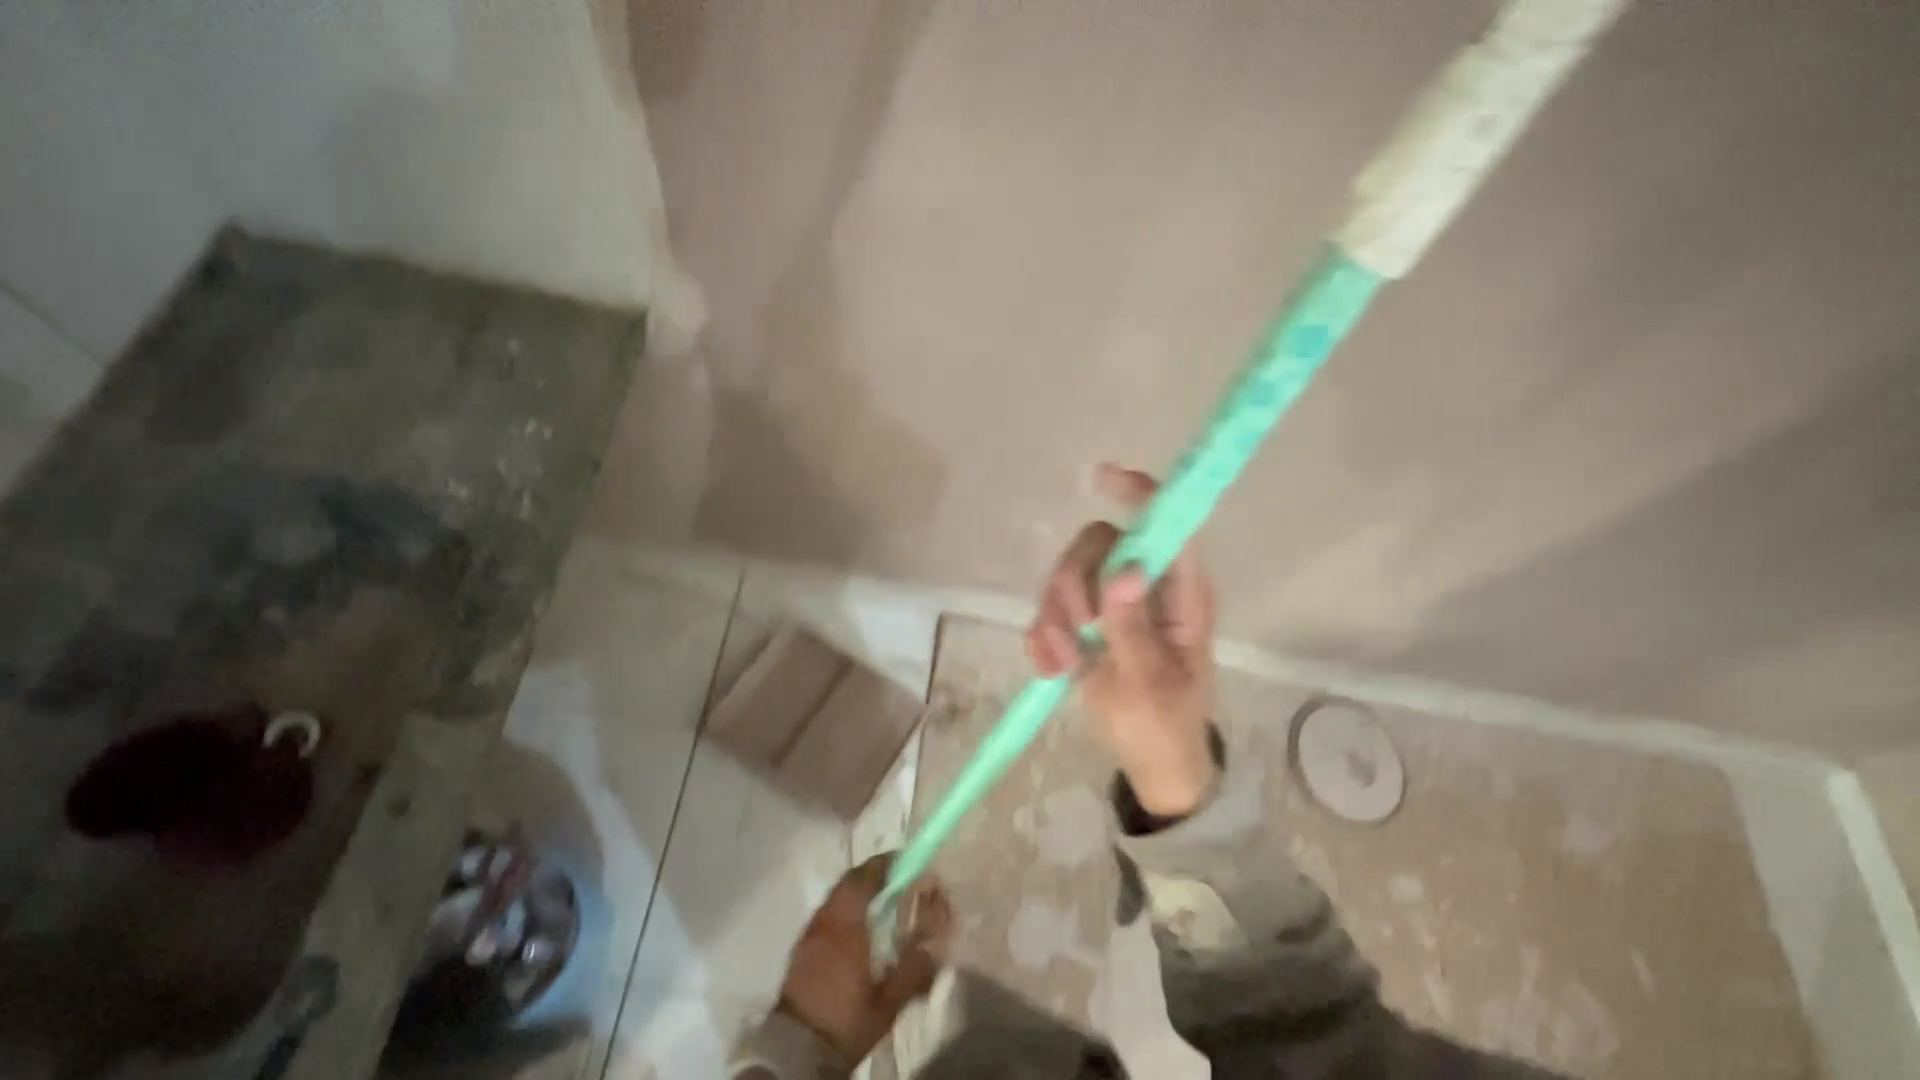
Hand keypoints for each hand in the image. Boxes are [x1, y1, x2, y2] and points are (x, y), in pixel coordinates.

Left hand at [776, 854, 953, 1066]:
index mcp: (846, 927)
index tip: (904, 860)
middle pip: (847, 883)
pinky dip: (843, 908)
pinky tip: (857, 927)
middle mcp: (824, 921)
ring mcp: (809, 934)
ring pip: (834, 897)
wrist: (798, 1050)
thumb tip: (938, 944)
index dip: (883, 864)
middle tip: (897, 879)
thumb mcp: (889, 1002)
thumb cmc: (846, 1022)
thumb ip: (915, 969)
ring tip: (880, 901)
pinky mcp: (801, 948)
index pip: (862, 879)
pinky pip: (826, 913)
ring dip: (856, 891)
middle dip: (872, 875)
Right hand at [1026, 463, 1218, 817]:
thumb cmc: (1162, 728)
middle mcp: (1148, 588)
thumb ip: (1133, 629)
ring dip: (1054, 614)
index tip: (1101, 479)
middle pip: (1101, 544)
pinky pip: (1053, 606)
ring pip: (1071, 573)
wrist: (1149, 765)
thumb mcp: (1147, 687)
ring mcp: (1116, 605)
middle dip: (1074, 583)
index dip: (1142, 494)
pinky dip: (1044, 633)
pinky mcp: (1088, 625)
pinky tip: (1050, 666)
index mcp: (1182, 597)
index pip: (1168, 527)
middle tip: (1073, 629)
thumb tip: (1125, 570)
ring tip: (1058, 661)